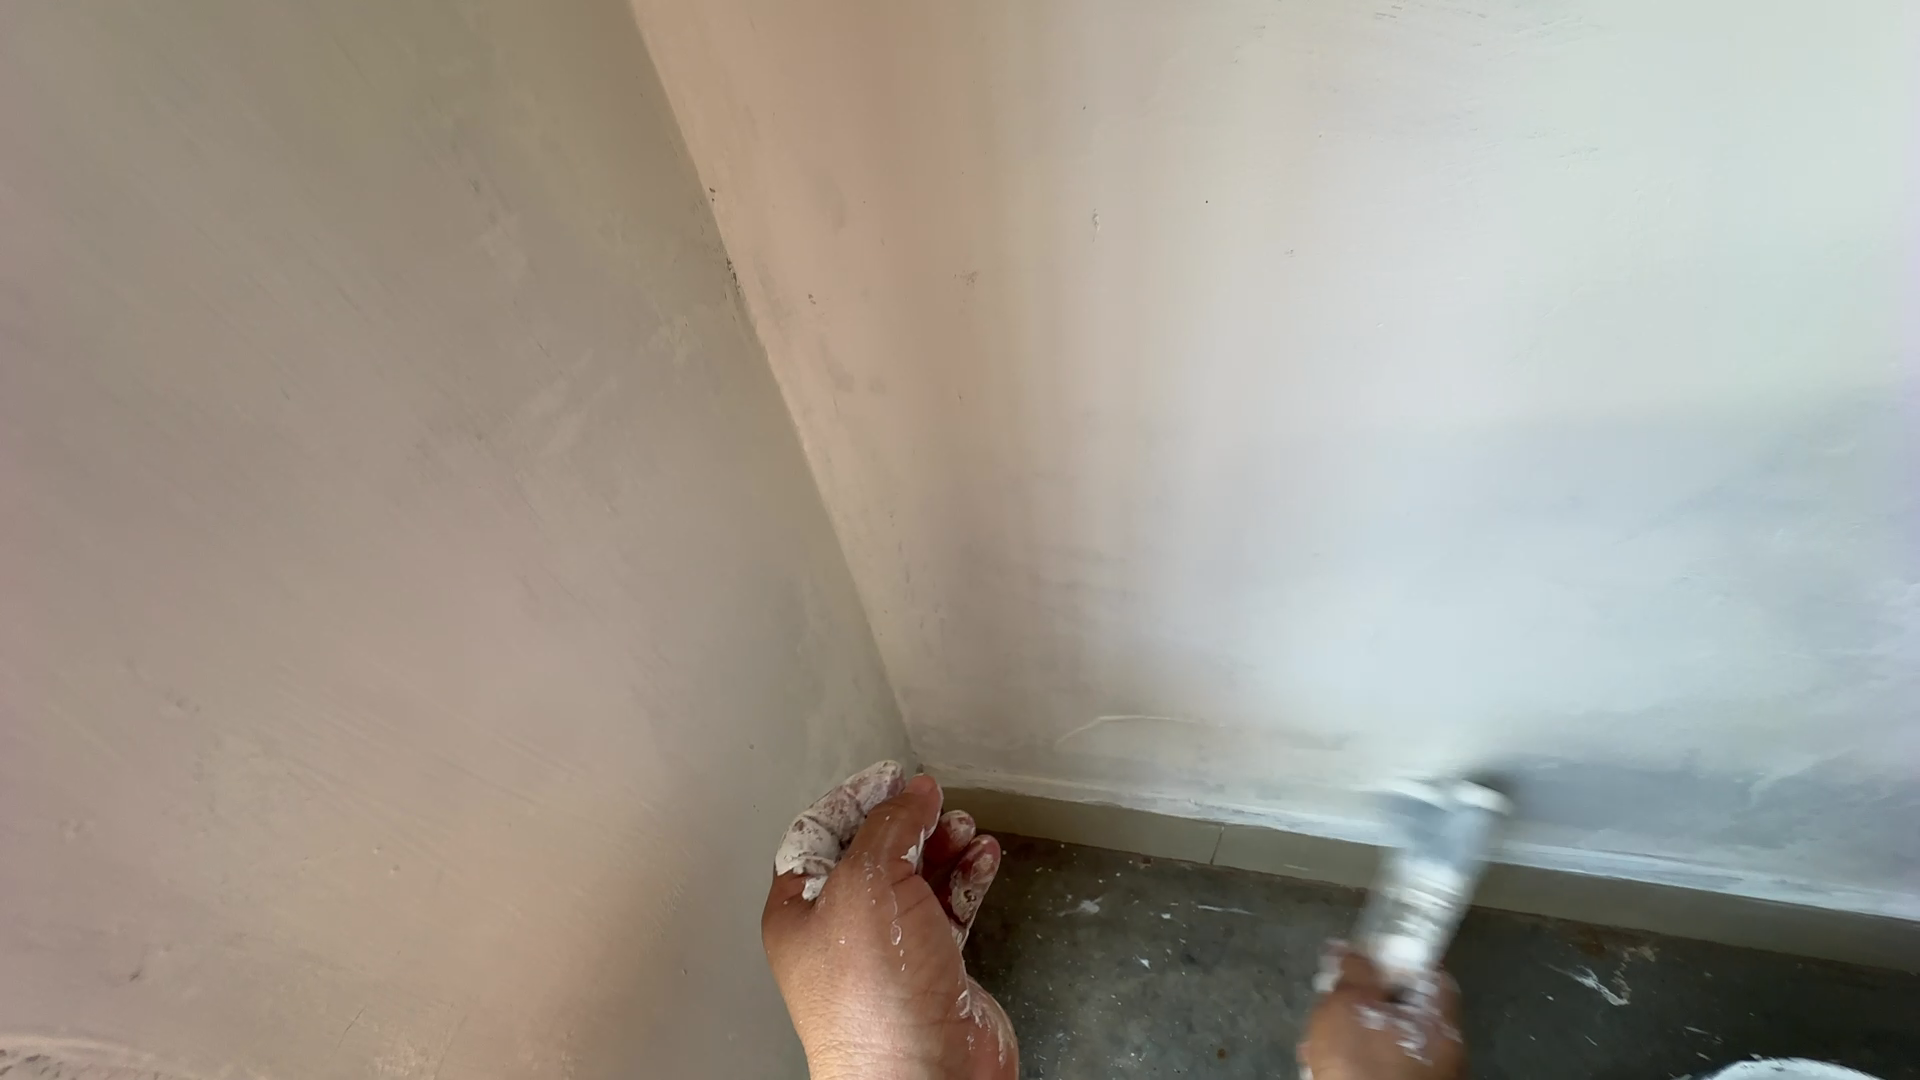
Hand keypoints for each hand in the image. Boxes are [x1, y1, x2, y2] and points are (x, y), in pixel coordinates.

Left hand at [763, 763, 1016, 1079]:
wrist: (924, 1077)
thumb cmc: (875, 985)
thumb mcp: (867, 883)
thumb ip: (890, 826)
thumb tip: (915, 791)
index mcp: (802, 908)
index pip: (819, 832)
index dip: (854, 798)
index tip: (890, 775)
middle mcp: (840, 926)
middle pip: (874, 850)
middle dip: (907, 821)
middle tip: (935, 801)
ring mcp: (888, 947)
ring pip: (915, 875)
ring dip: (943, 844)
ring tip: (966, 827)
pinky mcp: (933, 963)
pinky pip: (948, 904)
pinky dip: (966, 875)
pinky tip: (983, 856)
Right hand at [1299, 943, 1463, 1079]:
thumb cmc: (1360, 1060)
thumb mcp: (1348, 1001)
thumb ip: (1354, 968)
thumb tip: (1353, 946)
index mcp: (1439, 1022)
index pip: (1431, 974)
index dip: (1398, 957)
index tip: (1367, 954)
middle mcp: (1443, 1050)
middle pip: (1404, 1004)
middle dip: (1364, 996)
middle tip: (1335, 994)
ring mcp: (1427, 1075)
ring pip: (1386, 1033)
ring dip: (1352, 1025)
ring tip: (1322, 1030)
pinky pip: (1380, 1060)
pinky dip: (1355, 1053)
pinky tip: (1326, 1055)